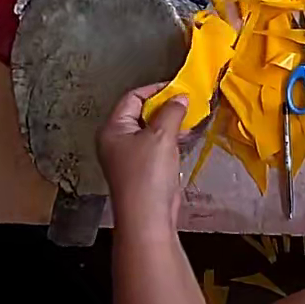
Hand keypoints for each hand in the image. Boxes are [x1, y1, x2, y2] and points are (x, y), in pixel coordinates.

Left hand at [97, 83, 187, 230]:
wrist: (148, 215)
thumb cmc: (149, 173)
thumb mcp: (162, 136)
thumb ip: (172, 112)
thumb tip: (181, 97)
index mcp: (113, 128)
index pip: (133, 97)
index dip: (156, 90)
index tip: (180, 88)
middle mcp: (117, 139)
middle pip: (142, 112)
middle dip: (166, 106)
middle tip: (188, 103)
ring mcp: (129, 155)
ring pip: (151, 129)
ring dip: (171, 122)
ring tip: (191, 119)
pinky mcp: (143, 167)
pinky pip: (157, 144)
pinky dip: (171, 137)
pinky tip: (187, 137)